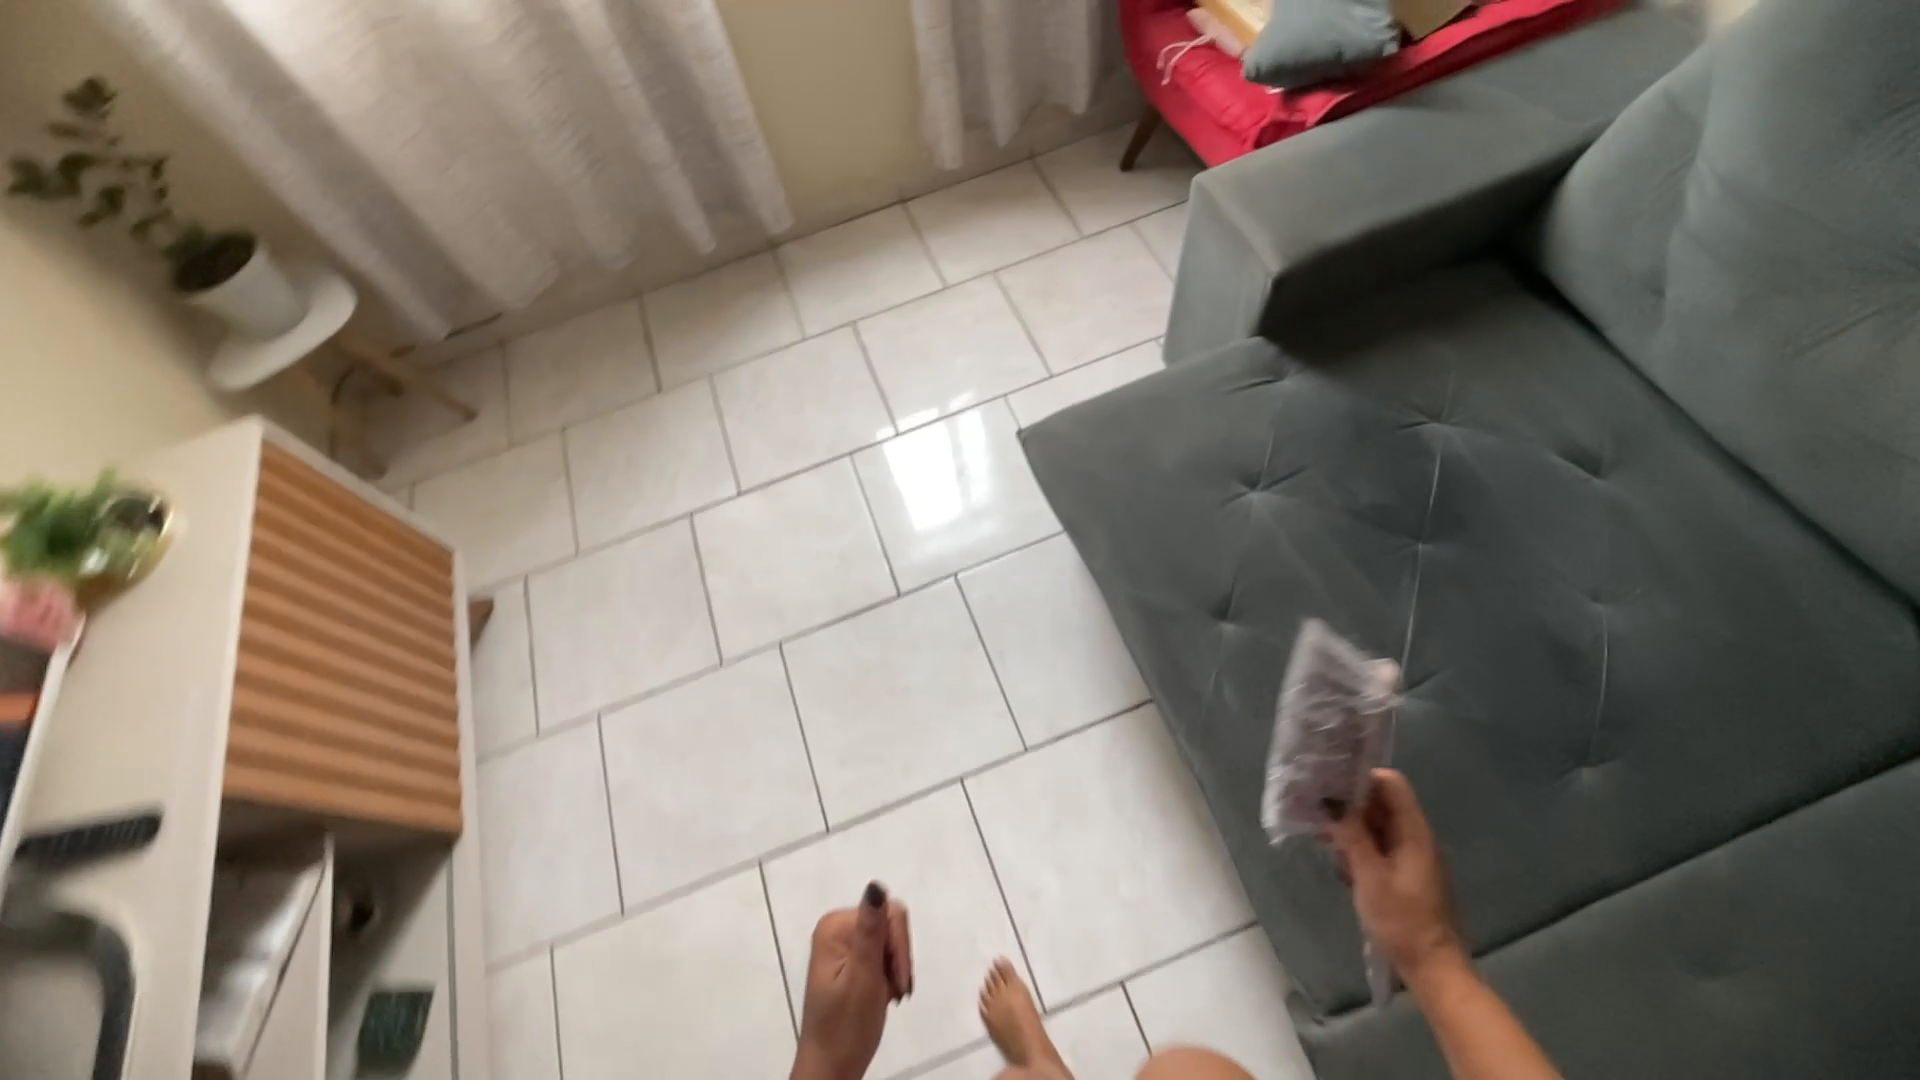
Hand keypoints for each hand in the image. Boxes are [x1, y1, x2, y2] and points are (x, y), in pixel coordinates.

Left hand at [791, 882, 913, 1079]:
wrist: (832, 1070)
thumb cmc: (846, 1027)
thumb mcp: (863, 977)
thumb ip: (871, 931)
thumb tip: (875, 885)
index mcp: (835, 926)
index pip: (889, 913)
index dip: (900, 946)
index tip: (899, 980)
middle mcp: (837, 928)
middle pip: (891, 924)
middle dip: (899, 958)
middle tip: (896, 991)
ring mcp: (844, 945)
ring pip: (891, 940)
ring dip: (897, 968)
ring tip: (891, 995)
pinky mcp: (852, 961)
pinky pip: (884, 954)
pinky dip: (891, 975)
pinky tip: (887, 994)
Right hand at [1324, 769, 1465, 983]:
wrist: (1433, 969)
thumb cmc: (1403, 922)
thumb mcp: (1370, 877)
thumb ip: (1351, 836)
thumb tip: (1330, 800)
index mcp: (1414, 832)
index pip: (1391, 784)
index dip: (1361, 777)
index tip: (1329, 783)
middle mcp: (1415, 837)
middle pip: (1381, 803)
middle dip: (1349, 803)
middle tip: (1316, 809)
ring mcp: (1411, 856)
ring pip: (1377, 825)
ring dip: (1350, 828)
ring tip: (1322, 838)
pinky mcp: (1404, 873)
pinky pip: (1378, 846)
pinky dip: (1358, 847)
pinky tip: (1340, 864)